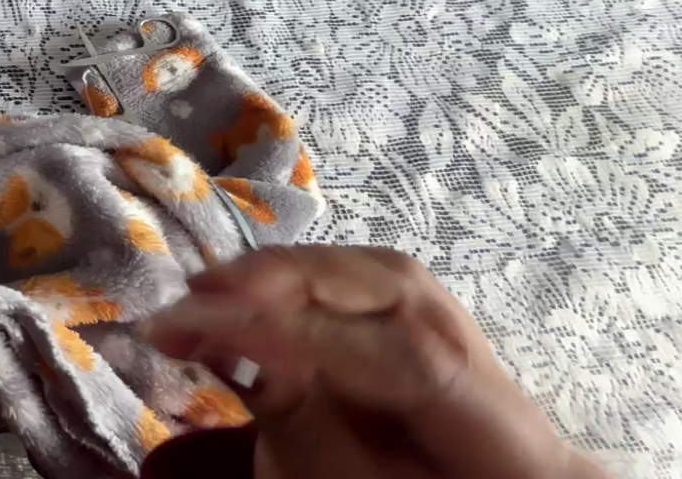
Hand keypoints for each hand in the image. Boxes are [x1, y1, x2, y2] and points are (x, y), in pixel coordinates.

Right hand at [143, 246, 605, 478]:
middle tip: (194, 291)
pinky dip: (283, 279)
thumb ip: (293, 416)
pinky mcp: (415, 318)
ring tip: (204, 291)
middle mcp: (499, 370)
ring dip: (272, 272)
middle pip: (395, 285)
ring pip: (368, 269)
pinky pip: (350, 280)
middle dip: (280, 278)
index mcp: (519, 445)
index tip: (194, 321)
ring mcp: (461, 334)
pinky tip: (236, 291)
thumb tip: (222, 338)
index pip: (406, 356)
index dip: (291, 329)